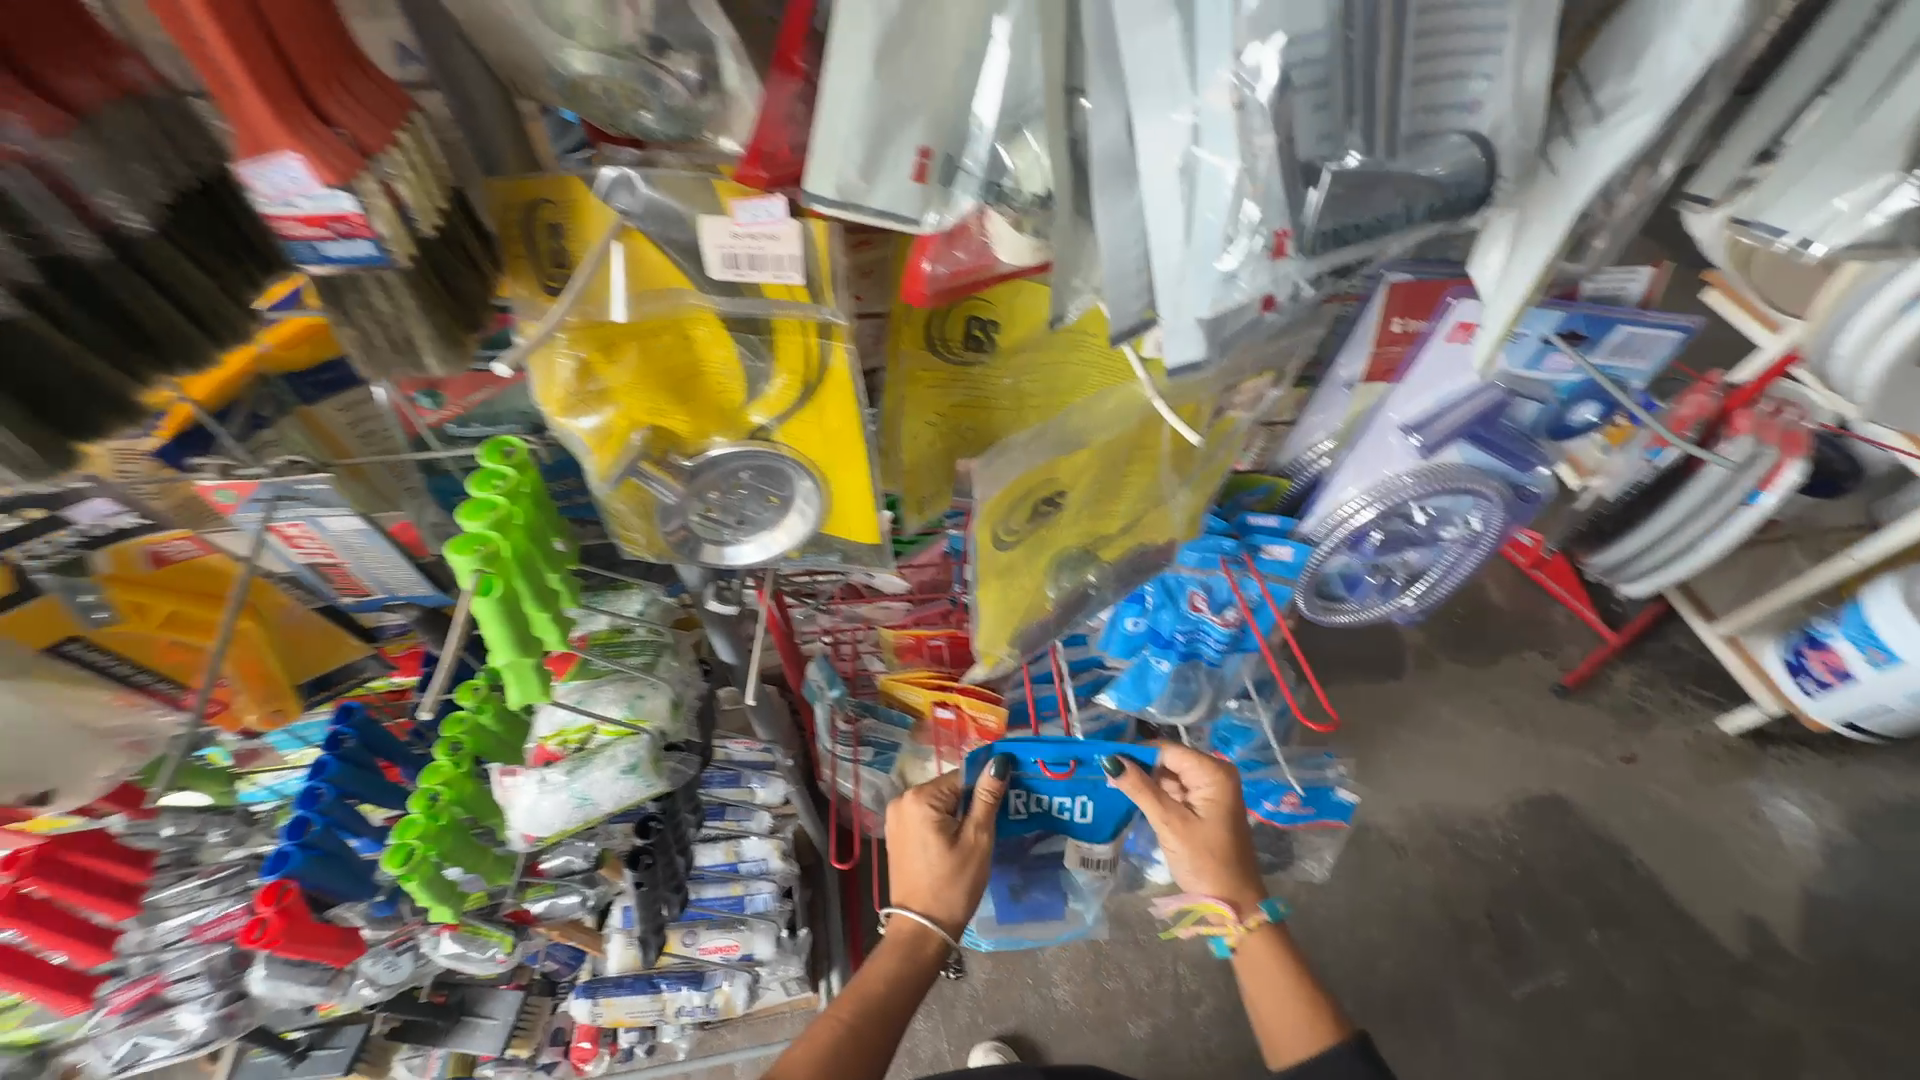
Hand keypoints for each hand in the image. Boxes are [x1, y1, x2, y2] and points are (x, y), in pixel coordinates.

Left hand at [882, 754, 1011, 937]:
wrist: (923, 929)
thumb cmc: (953, 885)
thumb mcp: (977, 839)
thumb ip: (987, 796)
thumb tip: (999, 761)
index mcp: (920, 796)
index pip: (962, 776)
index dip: (985, 788)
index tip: (1005, 802)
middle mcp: (902, 799)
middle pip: (949, 788)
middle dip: (972, 801)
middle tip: (993, 824)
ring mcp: (896, 817)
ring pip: (939, 802)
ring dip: (959, 813)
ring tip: (978, 836)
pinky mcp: (897, 833)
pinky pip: (927, 816)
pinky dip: (944, 823)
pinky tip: (958, 843)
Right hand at [1103, 741, 1264, 910]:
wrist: (1234, 903)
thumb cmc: (1205, 862)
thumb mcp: (1169, 823)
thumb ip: (1140, 789)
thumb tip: (1110, 760)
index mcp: (1212, 772)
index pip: (1166, 750)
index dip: (1135, 753)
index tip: (1103, 759)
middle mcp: (1214, 773)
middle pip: (1168, 760)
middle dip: (1138, 767)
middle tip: (1104, 774)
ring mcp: (1210, 789)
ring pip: (1169, 775)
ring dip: (1145, 781)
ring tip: (1112, 784)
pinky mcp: (1204, 804)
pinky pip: (1175, 790)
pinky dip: (1156, 794)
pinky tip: (1132, 796)